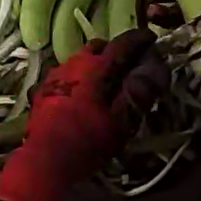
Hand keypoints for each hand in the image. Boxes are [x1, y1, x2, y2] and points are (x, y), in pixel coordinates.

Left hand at [0, 31, 166, 200]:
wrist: (44, 160)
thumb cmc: (88, 140)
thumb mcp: (122, 121)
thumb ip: (140, 90)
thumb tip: (156, 65)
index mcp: (97, 67)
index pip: (124, 43)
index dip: (141, 40)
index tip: (152, 41)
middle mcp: (74, 62)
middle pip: (100, 47)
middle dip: (117, 51)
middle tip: (130, 66)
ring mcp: (55, 73)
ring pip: (81, 58)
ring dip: (96, 64)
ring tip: (107, 81)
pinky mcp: (43, 88)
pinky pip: (67, 73)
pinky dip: (80, 76)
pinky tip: (82, 94)